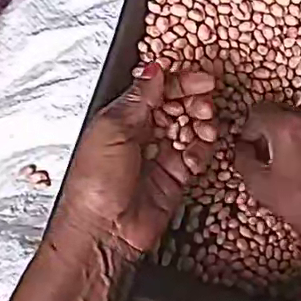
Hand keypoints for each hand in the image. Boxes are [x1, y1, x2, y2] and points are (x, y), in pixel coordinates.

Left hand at [49, 64, 213, 261]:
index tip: (203, 80)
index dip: (181, 82)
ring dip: (202, 124)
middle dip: (195, 102)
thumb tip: (154, 70)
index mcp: (122, 118)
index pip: (157, 90)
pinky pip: (197, 156)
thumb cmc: (95, 184)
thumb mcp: (112, 129)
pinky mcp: (176, 178)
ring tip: (205, 127)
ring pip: (191, 130)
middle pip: (178, 107)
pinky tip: (201, 149)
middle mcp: (143, 135)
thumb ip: (139, 98)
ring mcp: (160, 156)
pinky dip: (203, 150)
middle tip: (206, 103)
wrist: (104, 229)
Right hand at [233, 102, 300, 242]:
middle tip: (262, 153)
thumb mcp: (258, 184)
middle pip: (278, 111)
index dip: (247, 131)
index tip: (248, 147)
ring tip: (283, 159)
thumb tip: (243, 149)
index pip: (257, 113)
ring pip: (297, 119)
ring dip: (285, 133)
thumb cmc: (299, 203)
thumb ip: (243, 158)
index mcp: (287, 127)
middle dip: (266, 128)